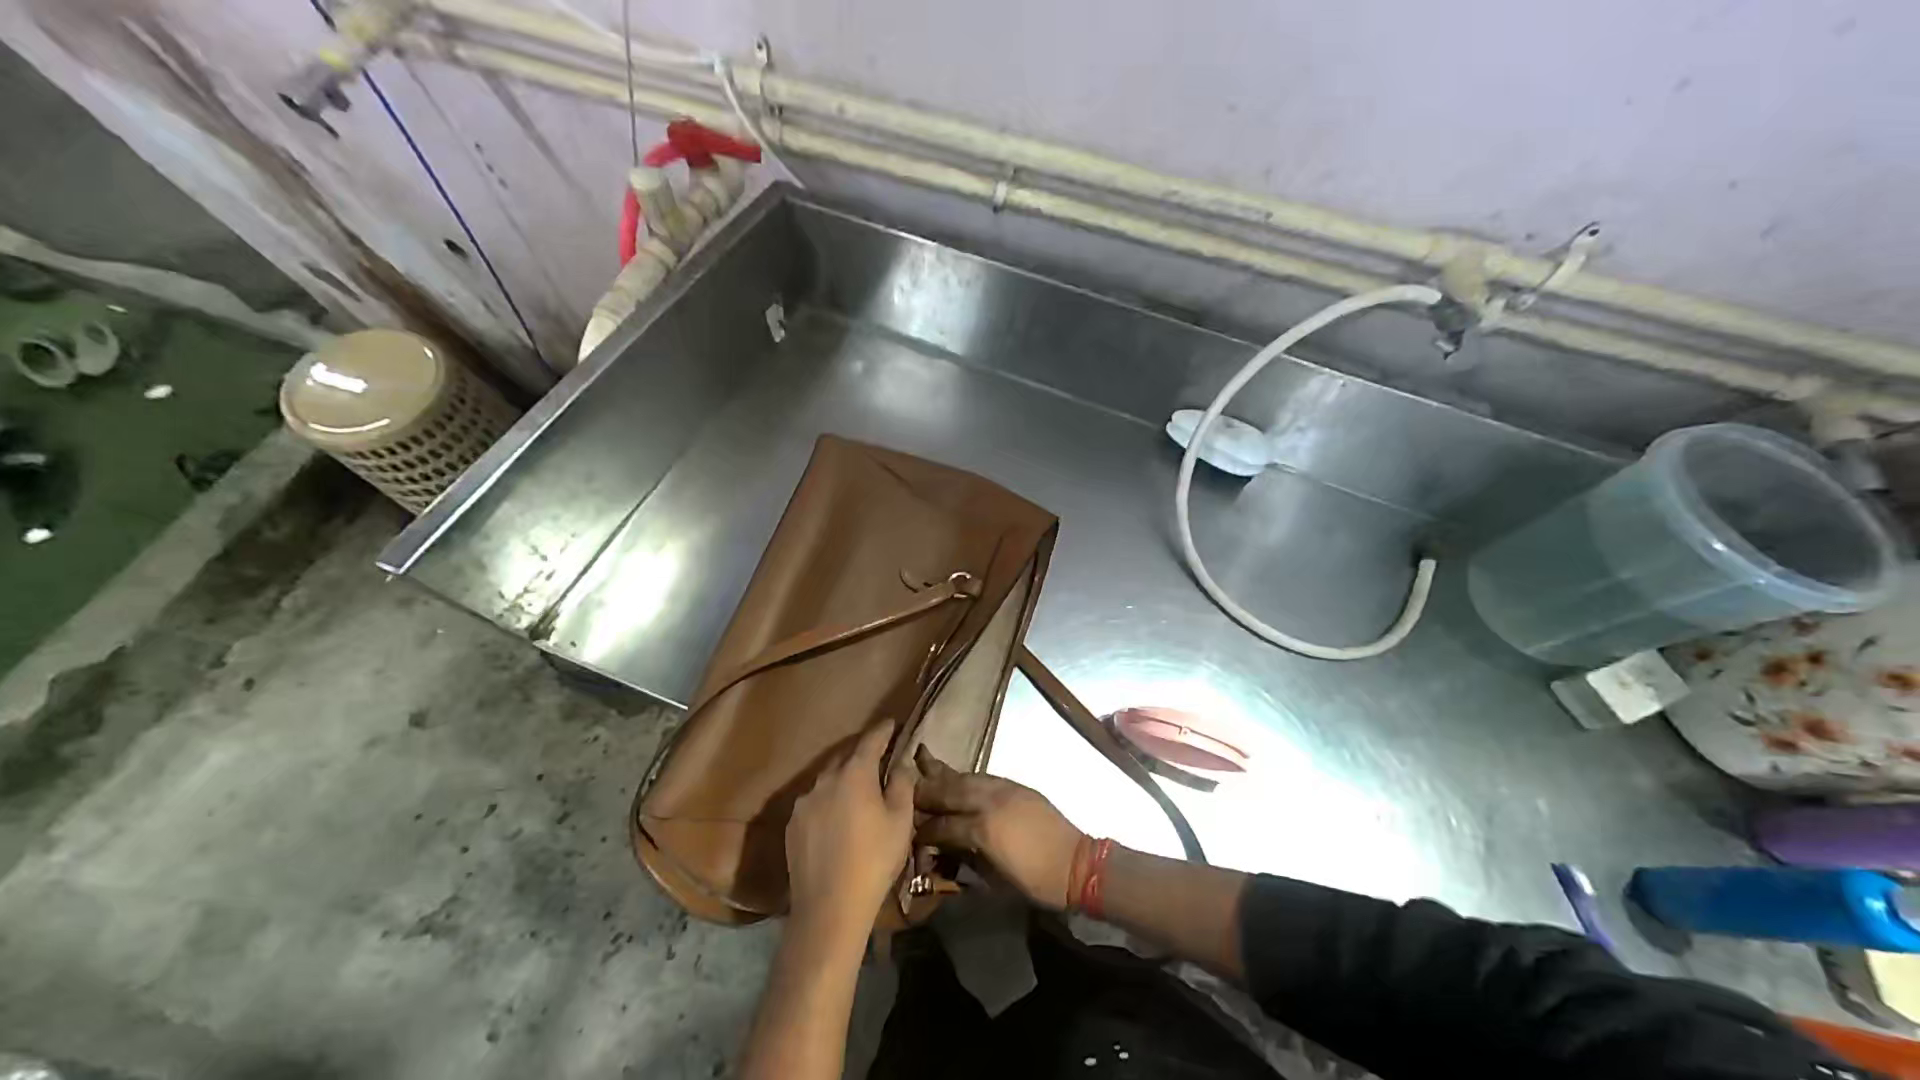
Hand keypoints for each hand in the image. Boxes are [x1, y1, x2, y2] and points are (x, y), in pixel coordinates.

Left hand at [785, 721, 917, 935]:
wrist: (830, 905)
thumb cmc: (874, 859)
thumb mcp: (901, 820)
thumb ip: (902, 784)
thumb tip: (901, 763)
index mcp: (854, 773)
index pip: (871, 741)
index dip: (883, 730)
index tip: (891, 723)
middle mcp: (825, 780)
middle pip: (846, 758)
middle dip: (862, 755)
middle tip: (878, 760)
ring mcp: (804, 803)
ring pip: (827, 781)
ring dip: (843, 781)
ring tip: (856, 794)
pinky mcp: (792, 826)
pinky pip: (814, 803)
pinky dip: (828, 803)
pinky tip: (836, 821)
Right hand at [914, 746, 1085, 910]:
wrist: (1078, 864)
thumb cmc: (1036, 881)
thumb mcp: (995, 878)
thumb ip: (966, 857)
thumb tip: (945, 849)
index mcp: (983, 829)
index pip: (942, 824)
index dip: (924, 830)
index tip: (911, 833)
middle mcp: (990, 802)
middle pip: (949, 791)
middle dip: (926, 792)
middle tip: (908, 793)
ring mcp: (1005, 790)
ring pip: (966, 777)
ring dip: (944, 778)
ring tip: (926, 774)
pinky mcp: (1017, 786)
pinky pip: (984, 778)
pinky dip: (967, 779)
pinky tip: (960, 781)